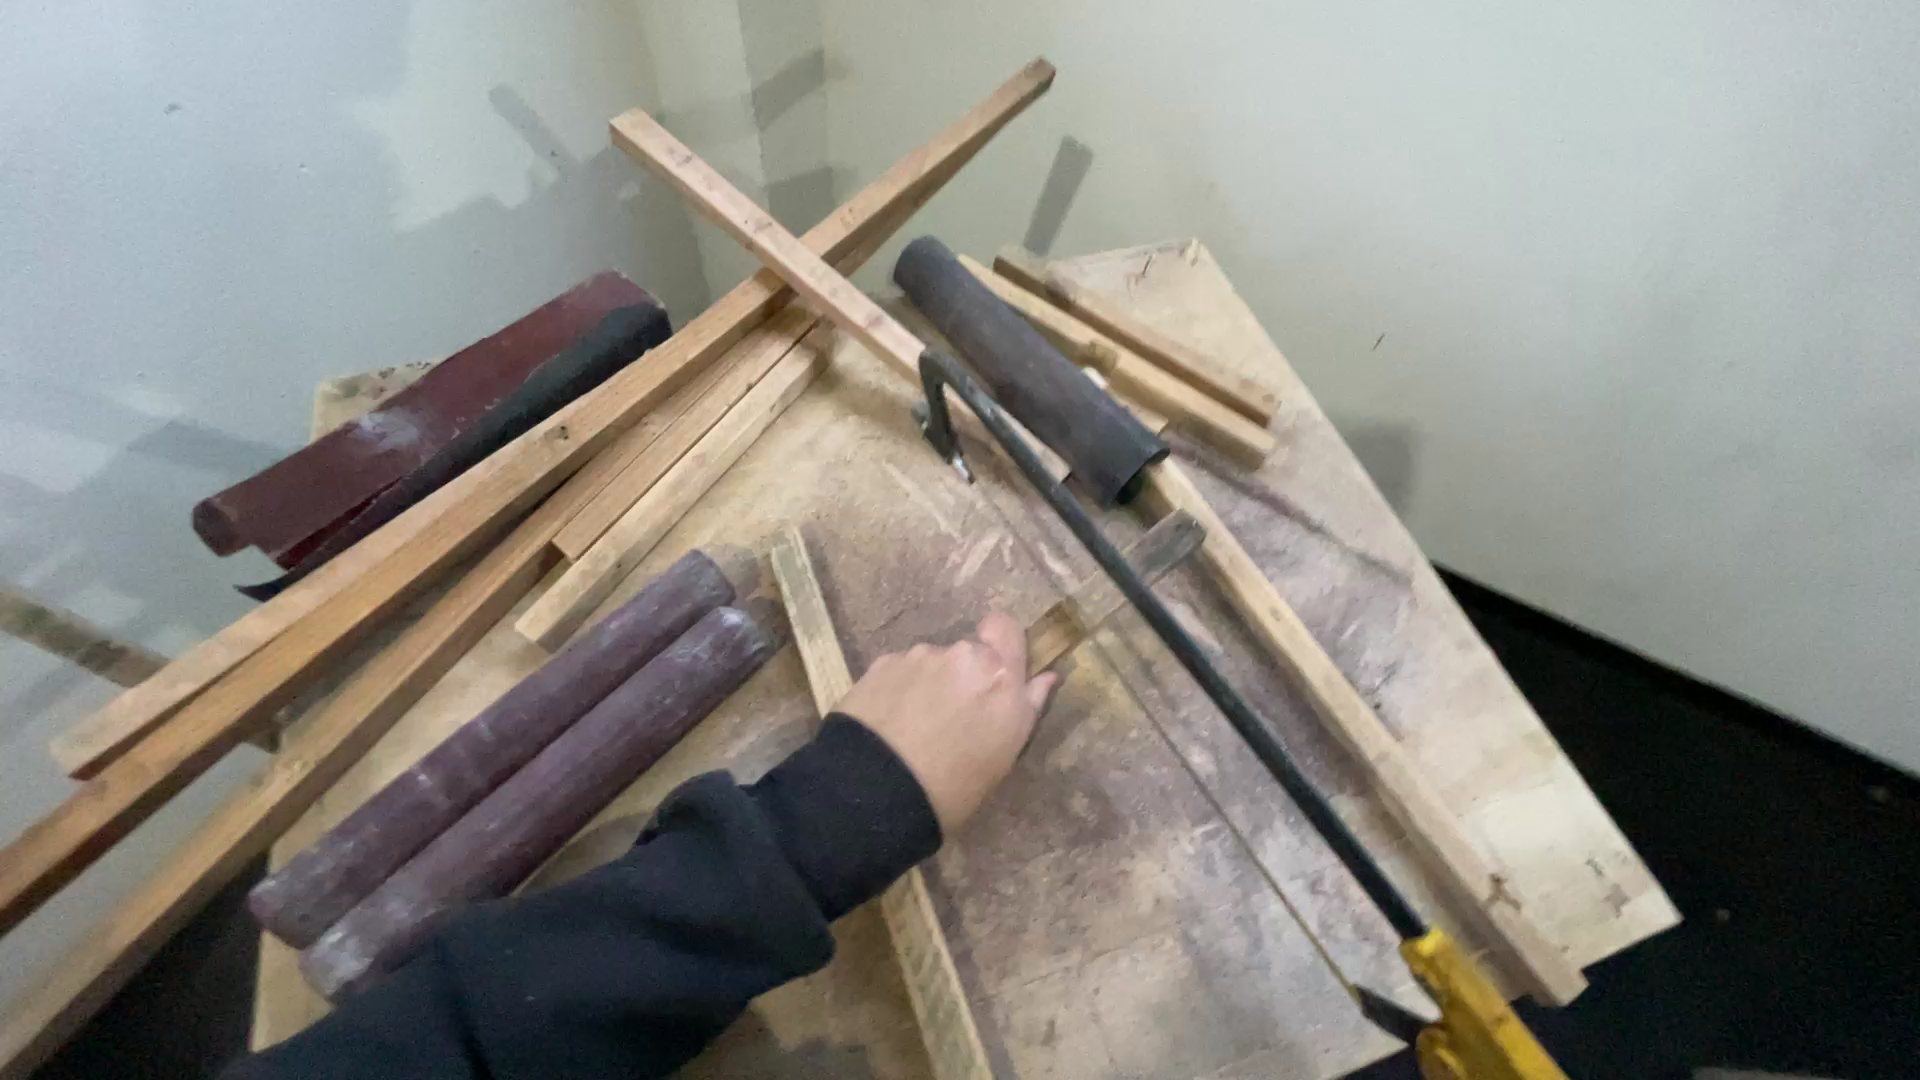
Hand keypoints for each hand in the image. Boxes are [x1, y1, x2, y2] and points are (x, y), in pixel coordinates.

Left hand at [837, 613, 1058, 832]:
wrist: (877, 794)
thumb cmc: (955, 786)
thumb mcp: (1005, 754)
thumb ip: (1027, 706)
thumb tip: (1046, 677)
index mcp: (1001, 677)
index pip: (1007, 629)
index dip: (1000, 643)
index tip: (992, 674)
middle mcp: (964, 656)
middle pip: (968, 653)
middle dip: (962, 676)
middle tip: (950, 718)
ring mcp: (920, 657)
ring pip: (932, 662)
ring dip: (929, 684)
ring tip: (913, 727)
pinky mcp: (883, 664)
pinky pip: (901, 671)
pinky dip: (899, 689)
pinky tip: (889, 723)